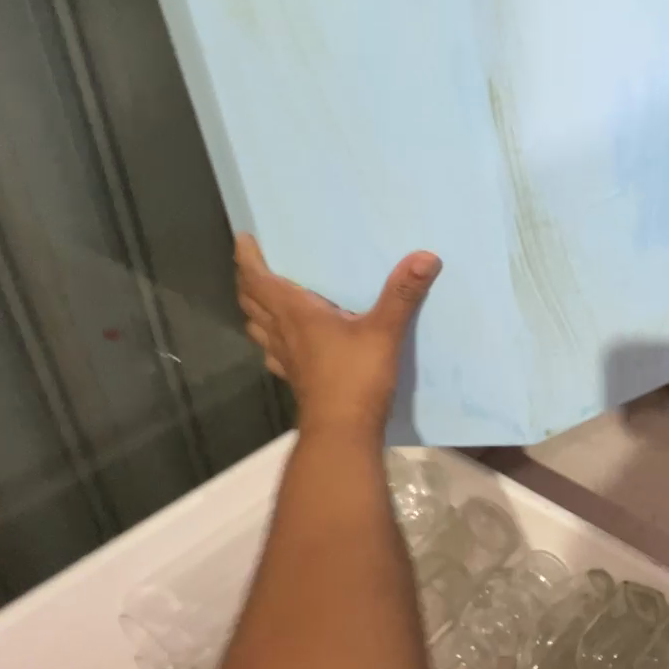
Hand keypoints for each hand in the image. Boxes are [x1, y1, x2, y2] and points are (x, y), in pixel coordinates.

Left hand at [234, 234, 441, 440]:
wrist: (342, 431)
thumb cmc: (355, 377)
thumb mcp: (384, 331)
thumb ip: (402, 293)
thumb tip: (426, 256)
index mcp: (297, 315)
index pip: (260, 280)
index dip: (248, 258)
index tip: (243, 238)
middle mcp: (283, 332)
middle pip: (252, 300)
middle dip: (249, 279)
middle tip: (254, 263)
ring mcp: (286, 357)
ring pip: (257, 325)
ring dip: (256, 307)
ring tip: (264, 297)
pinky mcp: (296, 377)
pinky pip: (273, 350)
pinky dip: (271, 337)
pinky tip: (283, 342)